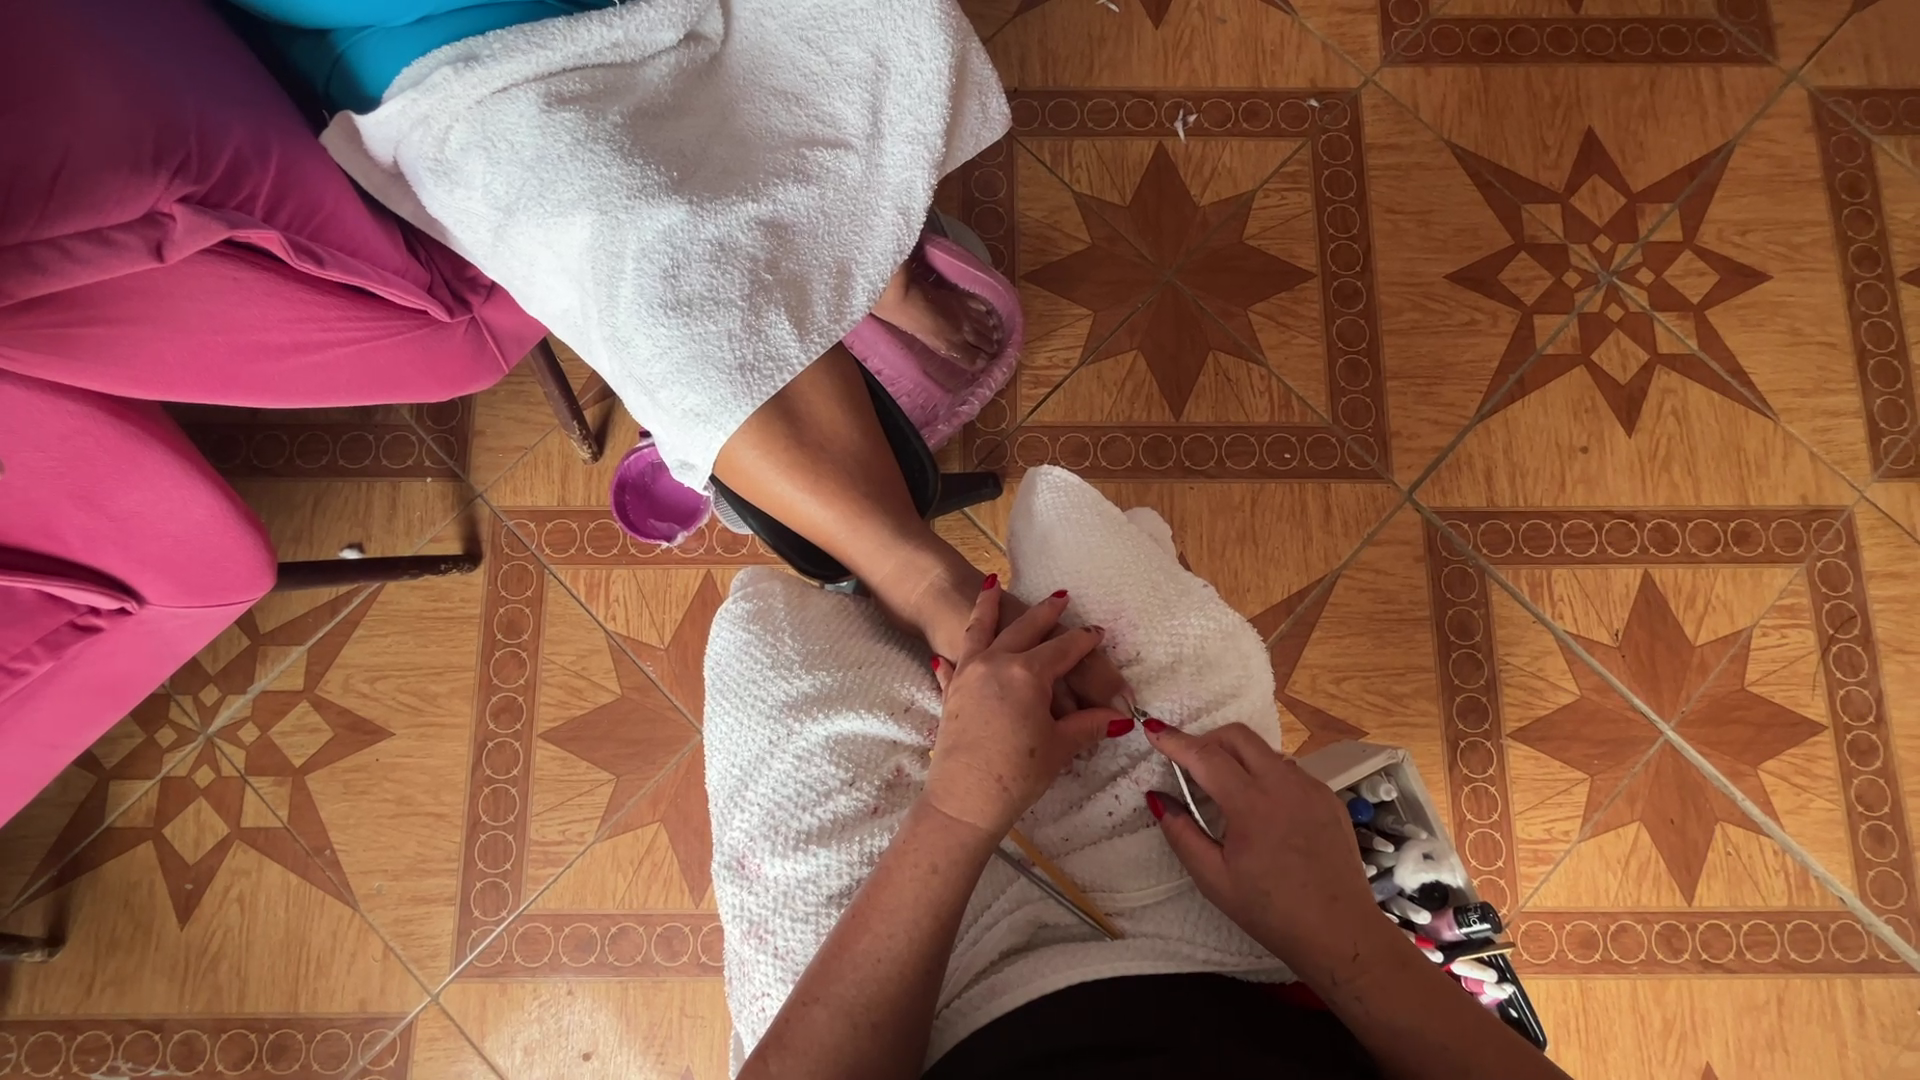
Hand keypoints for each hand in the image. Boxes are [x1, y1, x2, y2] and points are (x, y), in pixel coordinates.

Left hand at [924, 578, 1132, 836]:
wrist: (964, 798)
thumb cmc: (1017, 773)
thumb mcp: (1059, 746)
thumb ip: (1089, 725)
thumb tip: (1121, 718)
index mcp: (1028, 673)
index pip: (1063, 649)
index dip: (1084, 640)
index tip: (1097, 632)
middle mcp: (996, 662)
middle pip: (1024, 628)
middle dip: (1045, 612)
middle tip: (1060, 597)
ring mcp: (968, 673)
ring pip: (980, 630)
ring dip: (989, 606)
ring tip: (991, 584)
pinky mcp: (950, 691)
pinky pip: (953, 662)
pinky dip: (953, 654)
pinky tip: (947, 652)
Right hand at [1142, 722, 1378, 967]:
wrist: (1342, 935)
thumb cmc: (1271, 912)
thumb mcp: (1213, 878)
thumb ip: (1181, 832)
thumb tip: (1157, 797)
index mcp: (1252, 805)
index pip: (1205, 756)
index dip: (1175, 740)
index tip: (1152, 729)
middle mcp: (1284, 785)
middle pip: (1237, 735)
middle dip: (1207, 739)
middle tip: (1189, 763)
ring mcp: (1311, 787)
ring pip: (1264, 750)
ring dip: (1237, 756)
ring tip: (1226, 790)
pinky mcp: (1328, 797)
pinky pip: (1288, 769)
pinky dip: (1264, 774)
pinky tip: (1262, 809)